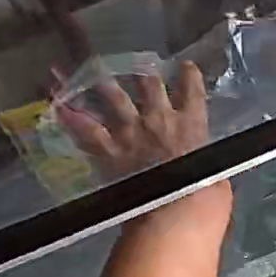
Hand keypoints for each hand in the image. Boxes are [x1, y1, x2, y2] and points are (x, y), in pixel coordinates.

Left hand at [60, 60, 230, 223]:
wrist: (174, 212)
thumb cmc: (204, 198)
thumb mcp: (217, 177)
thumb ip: (209, 165)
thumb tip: (209, 174)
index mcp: (191, 124)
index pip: (193, 91)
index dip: (189, 77)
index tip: (186, 67)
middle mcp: (160, 119)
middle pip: (150, 85)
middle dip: (143, 73)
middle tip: (136, 64)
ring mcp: (132, 131)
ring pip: (114, 98)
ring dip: (103, 82)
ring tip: (93, 68)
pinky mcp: (110, 150)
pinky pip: (87, 129)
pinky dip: (71, 117)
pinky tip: (58, 105)